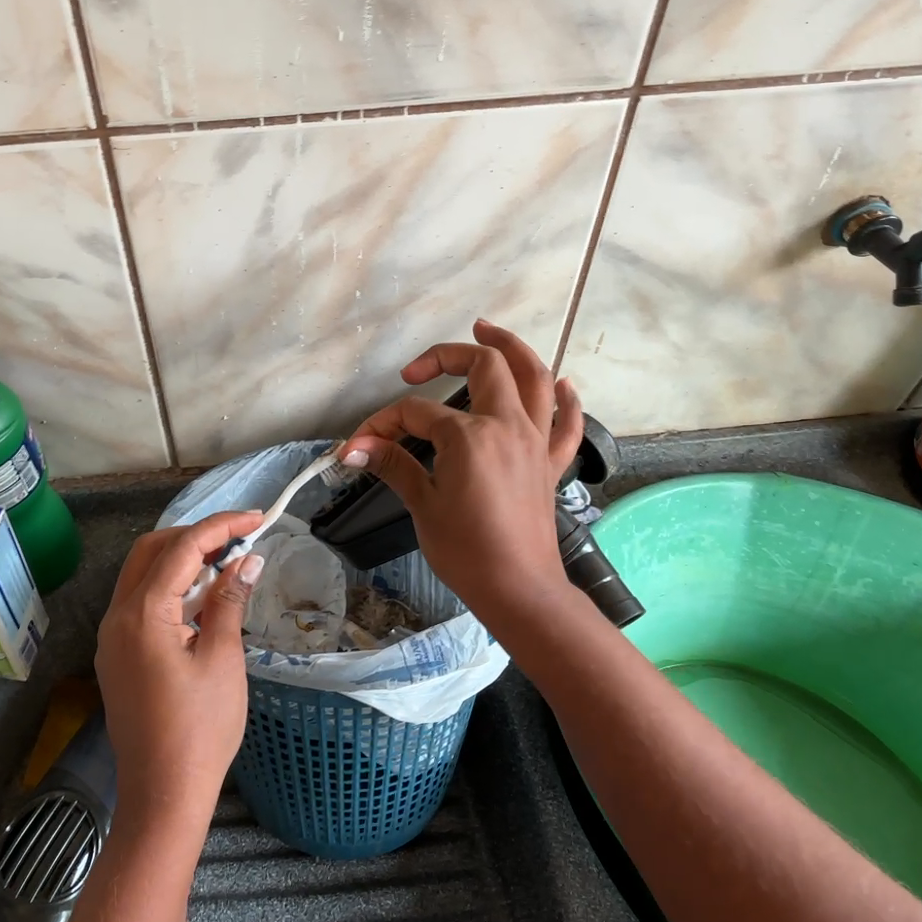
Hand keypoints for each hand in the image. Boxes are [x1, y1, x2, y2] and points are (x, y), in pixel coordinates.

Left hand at [96, 511, 265, 822]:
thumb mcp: (223, 659)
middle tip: (239, 539)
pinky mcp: (116, 655)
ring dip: (182, 560)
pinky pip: (140, 603)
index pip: (182, 547)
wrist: (162, 793)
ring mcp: (112, 637)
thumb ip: (230, 602)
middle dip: (196, 536)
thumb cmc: (200, 729)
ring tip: (227, 563)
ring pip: (142, 575)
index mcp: (143, 613)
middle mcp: (117, 616)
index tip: (257, 518)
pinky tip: (203, 599)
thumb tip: (248, 561)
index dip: (222, 526)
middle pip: (152, 551)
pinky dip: (170, 589)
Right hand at [338, 319, 583, 617]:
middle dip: (450, 354)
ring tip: (489, 331)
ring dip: (514, 349)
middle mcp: (508, 426)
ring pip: (535, 378)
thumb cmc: (466, 551)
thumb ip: (393, 465)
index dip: (382, 424)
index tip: (358, 446)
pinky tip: (563, 383)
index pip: (416, 414)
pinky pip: (567, 423)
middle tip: (420, 367)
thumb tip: (354, 448)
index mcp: (470, 436)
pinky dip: (567, 399)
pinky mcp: (551, 464)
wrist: (520, 591)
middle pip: (486, 366)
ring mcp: (536, 442)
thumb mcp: (422, 505)